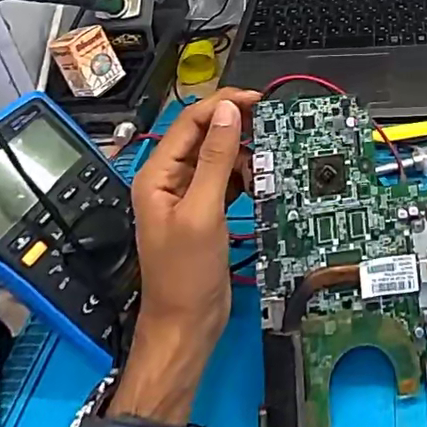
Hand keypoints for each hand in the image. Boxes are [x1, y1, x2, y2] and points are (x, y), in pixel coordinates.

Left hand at [109, 88, 258, 426]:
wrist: (187, 326)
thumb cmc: (187, 273)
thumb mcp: (202, 211)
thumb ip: (215, 158)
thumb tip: (228, 112)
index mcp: (158, 173)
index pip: (190, 121)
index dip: (222, 105)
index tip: (256, 100)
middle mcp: (170, 176)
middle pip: (204, 133)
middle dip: (235, 123)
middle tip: (268, 119)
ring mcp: (188, 192)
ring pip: (218, 152)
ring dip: (242, 147)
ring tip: (266, 149)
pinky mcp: (206, 206)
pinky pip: (226, 174)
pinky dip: (243, 170)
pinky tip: (258, 174)